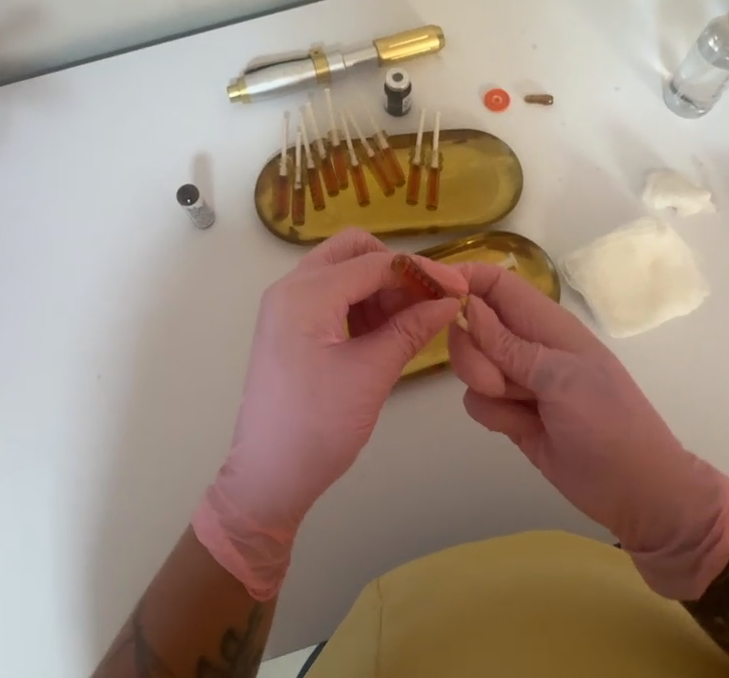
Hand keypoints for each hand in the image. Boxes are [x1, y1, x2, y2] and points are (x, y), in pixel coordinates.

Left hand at [193, 228, 466, 599]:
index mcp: (305, 294)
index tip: (460, 287)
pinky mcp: (291, 327)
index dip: (422, 272)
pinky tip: (389, 331)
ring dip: (381, 287)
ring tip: (414, 321)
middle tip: (430, 301)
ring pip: (344, 271)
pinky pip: (333, 296)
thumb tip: (450, 300)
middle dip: (396, 269)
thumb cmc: (318, 426)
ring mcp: (288, 307)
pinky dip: (363, 304)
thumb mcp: (371, 373)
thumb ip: (411, 329)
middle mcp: (291, 288)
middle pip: (352, 251)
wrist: (268, 477)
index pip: (375, 263)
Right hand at [445, 262, 728, 600]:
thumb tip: (468, 306)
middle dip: (473, 352)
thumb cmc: (609, 423)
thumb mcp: (561, 378)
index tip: (433, 294)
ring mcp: (518, 381)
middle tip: (502, 381)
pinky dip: (492, 416)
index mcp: (547, 323)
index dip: (464, 280)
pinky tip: (522, 430)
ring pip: (469, 366)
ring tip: (524, 409)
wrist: (637, 493)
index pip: (496, 283)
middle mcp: (527, 345)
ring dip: (485, 387)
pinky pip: (476, 401)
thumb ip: (509, 344)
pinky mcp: (510, 414)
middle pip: (471, 326)